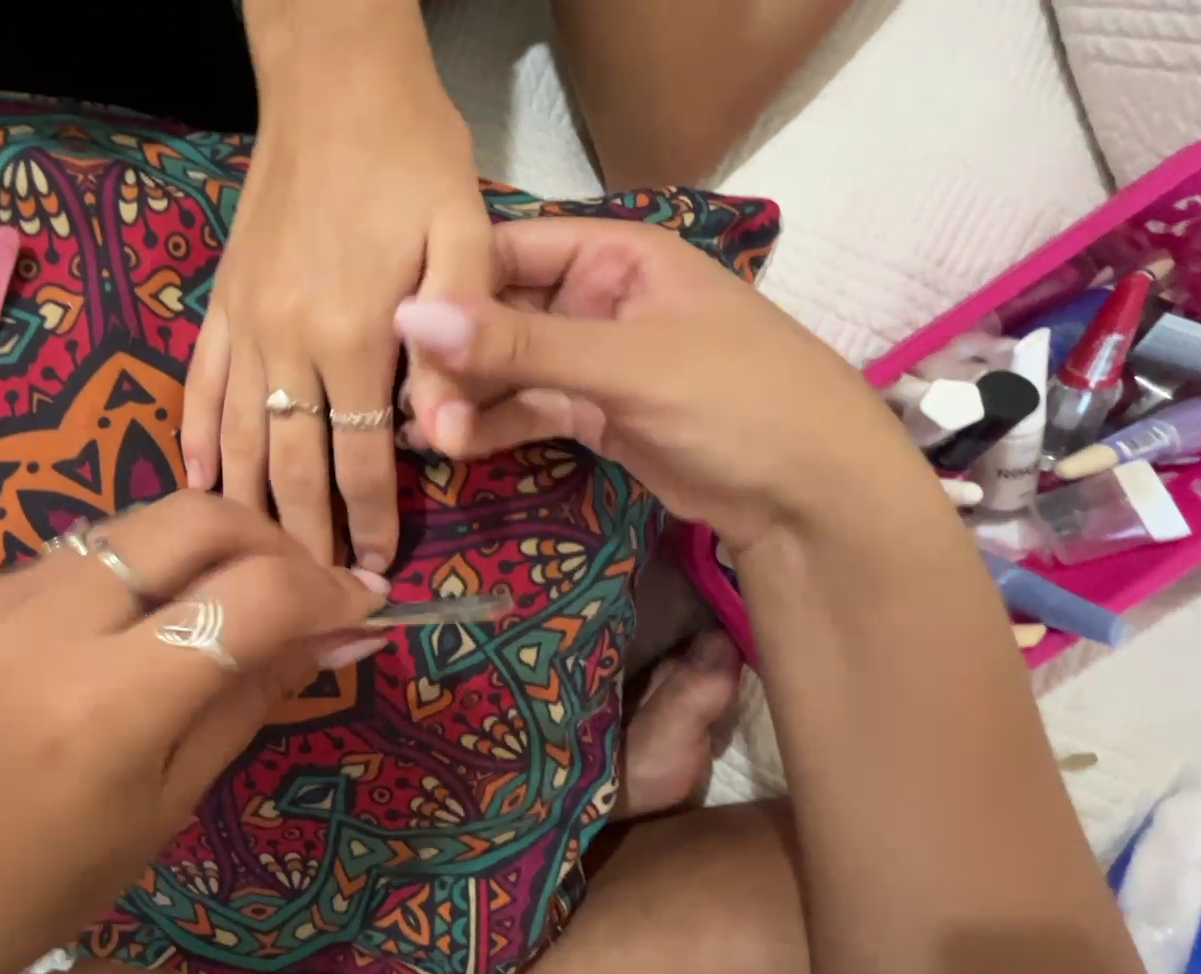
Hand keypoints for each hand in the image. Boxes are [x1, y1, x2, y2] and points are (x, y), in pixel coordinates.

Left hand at [0, 493, 389, 973]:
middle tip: (306, 582)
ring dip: (211, 543)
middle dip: (271, 536)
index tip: (361, 602)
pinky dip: (148, 562)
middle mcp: (48, 625)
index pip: (250, 598)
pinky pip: (90, 547)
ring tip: (243, 592)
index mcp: (107, 705)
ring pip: (142, 520)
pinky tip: (159, 608)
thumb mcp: (177, 794)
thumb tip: (340, 629)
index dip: (324, 589)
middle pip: (194, 518)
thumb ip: (257, 692)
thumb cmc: (63, 874)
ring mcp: (0, 595)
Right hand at [180, 33, 490, 573]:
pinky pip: (200, 386)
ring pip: (241, 439)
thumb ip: (457, 334)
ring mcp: (244, 327)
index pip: (360, 457)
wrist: (334, 85)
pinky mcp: (220, 307)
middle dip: (306, 536)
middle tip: (312, 593)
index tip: (374, 574)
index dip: (369, 521)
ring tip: (254, 564)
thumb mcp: (464, 232)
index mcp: (350, 334)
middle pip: (293, 465)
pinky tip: (197, 482)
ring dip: (248, 507)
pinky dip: (198, 439)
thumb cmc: (412, 158)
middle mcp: (286, 343)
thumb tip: (438, 434)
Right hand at [393, 220, 925, 552]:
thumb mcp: (628, 364)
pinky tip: (448, 446)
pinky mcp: (586, 412)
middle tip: (407, 400)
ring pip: (505, 368)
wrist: (807, 497)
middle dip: (451, 356)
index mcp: (613, 253)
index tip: (393, 326)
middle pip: (497, 313)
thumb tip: (410, 315)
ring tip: (419, 431)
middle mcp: (593, 297)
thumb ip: (519, 344)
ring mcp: (588, 359)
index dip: (449, 283)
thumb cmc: (737, 399)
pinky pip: (524, 409)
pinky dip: (489, 427)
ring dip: (463, 398)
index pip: (507, 249)